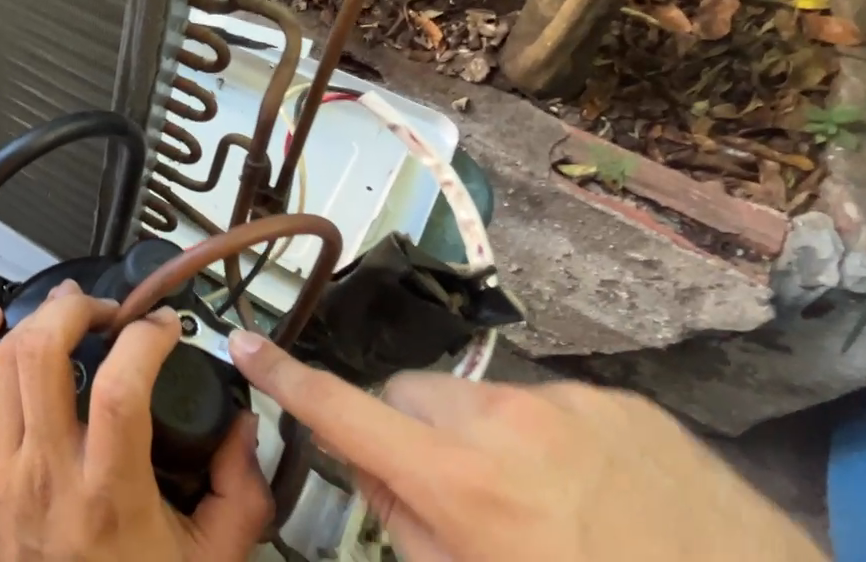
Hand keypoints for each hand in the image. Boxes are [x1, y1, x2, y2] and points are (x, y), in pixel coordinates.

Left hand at [0, 281, 268, 561]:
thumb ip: (238, 496)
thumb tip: (243, 428)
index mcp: (107, 494)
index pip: (120, 389)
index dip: (145, 340)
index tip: (164, 327)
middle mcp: (45, 470)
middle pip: (43, 353)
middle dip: (77, 309)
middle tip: (109, 311)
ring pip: (4, 359)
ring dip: (37, 317)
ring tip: (67, 307)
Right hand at [228, 329, 825, 561]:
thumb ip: (404, 521)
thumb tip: (366, 462)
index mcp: (465, 485)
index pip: (344, 414)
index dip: (286, 379)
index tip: (245, 342)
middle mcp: (505, 423)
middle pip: (406, 393)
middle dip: (406, 429)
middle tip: (446, 487)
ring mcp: (567, 402)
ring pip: (473, 397)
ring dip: (477, 434)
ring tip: (543, 498)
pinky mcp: (620, 400)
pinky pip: (544, 402)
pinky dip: (542, 435)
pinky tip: (598, 492)